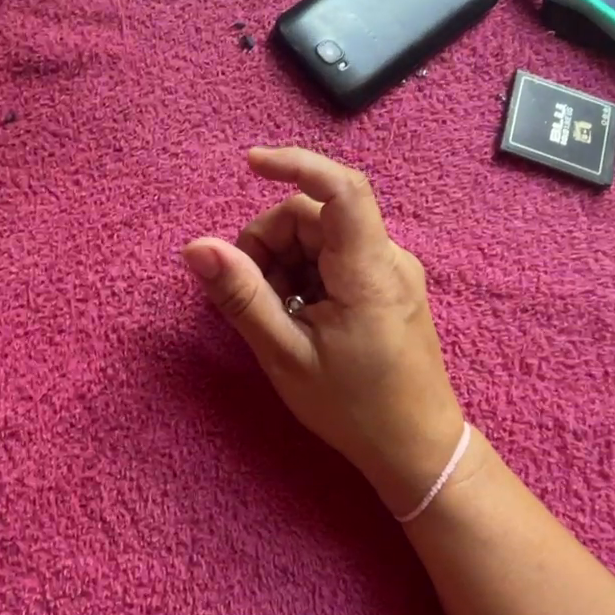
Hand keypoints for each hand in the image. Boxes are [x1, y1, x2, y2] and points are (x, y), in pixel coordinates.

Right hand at [181, 148, 467, 512]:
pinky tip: (296, 316)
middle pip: (312, 216)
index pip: (340, 189)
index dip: (295, 164)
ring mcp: (388, 270)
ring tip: (277, 317)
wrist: (418, 450)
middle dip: (268, 244)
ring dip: (281, 264)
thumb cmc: (354, 408)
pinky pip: (329, 256)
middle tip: (251, 297)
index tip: (249, 164)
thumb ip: (242, 296)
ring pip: (315, 235)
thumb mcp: (286, 354)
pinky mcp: (382, 283)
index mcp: (369, 271)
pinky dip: (300, 275)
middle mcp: (386, 258)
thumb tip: (196, 248)